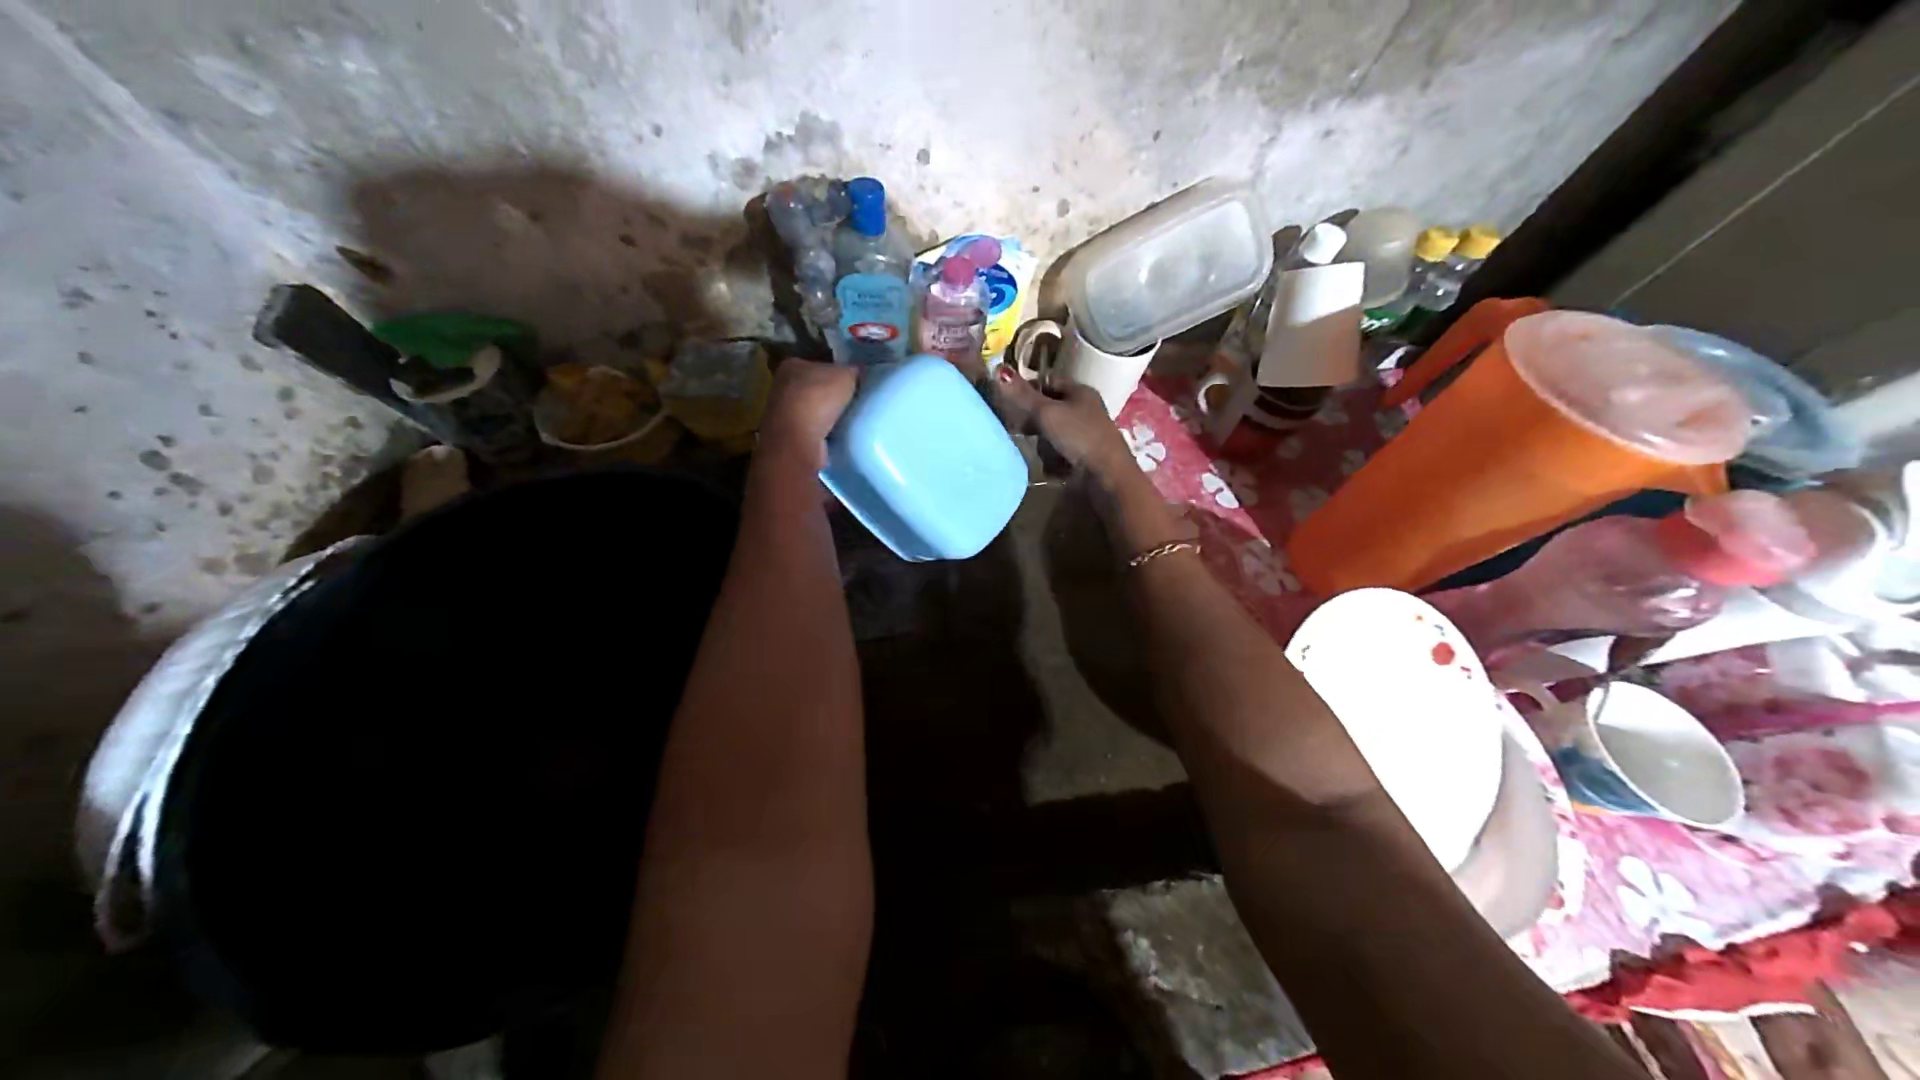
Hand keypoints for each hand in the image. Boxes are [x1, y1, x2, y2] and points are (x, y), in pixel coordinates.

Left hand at [759, 358, 857, 468]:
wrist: (798, 440)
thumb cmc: (819, 399)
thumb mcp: (847, 374)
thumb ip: (854, 370)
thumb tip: (860, 372)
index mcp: (792, 364)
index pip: (818, 363)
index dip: (837, 370)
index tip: (853, 380)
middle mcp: (782, 385)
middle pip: (815, 386)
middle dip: (832, 394)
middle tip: (854, 400)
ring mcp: (782, 412)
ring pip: (813, 409)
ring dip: (828, 415)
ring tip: (849, 418)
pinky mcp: (788, 434)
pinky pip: (812, 429)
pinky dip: (823, 431)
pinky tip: (837, 434)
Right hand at [991, 365, 1136, 483]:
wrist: (1106, 475)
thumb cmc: (1079, 436)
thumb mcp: (1047, 413)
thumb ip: (1022, 395)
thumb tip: (998, 369)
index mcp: (1080, 392)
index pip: (1048, 382)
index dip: (1028, 388)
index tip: (1008, 399)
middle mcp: (1084, 410)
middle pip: (1048, 410)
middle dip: (1034, 422)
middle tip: (1018, 429)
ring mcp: (1084, 434)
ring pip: (1051, 434)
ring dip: (1043, 445)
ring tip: (1041, 453)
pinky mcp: (1083, 457)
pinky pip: (1058, 453)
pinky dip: (1053, 460)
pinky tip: (1053, 467)